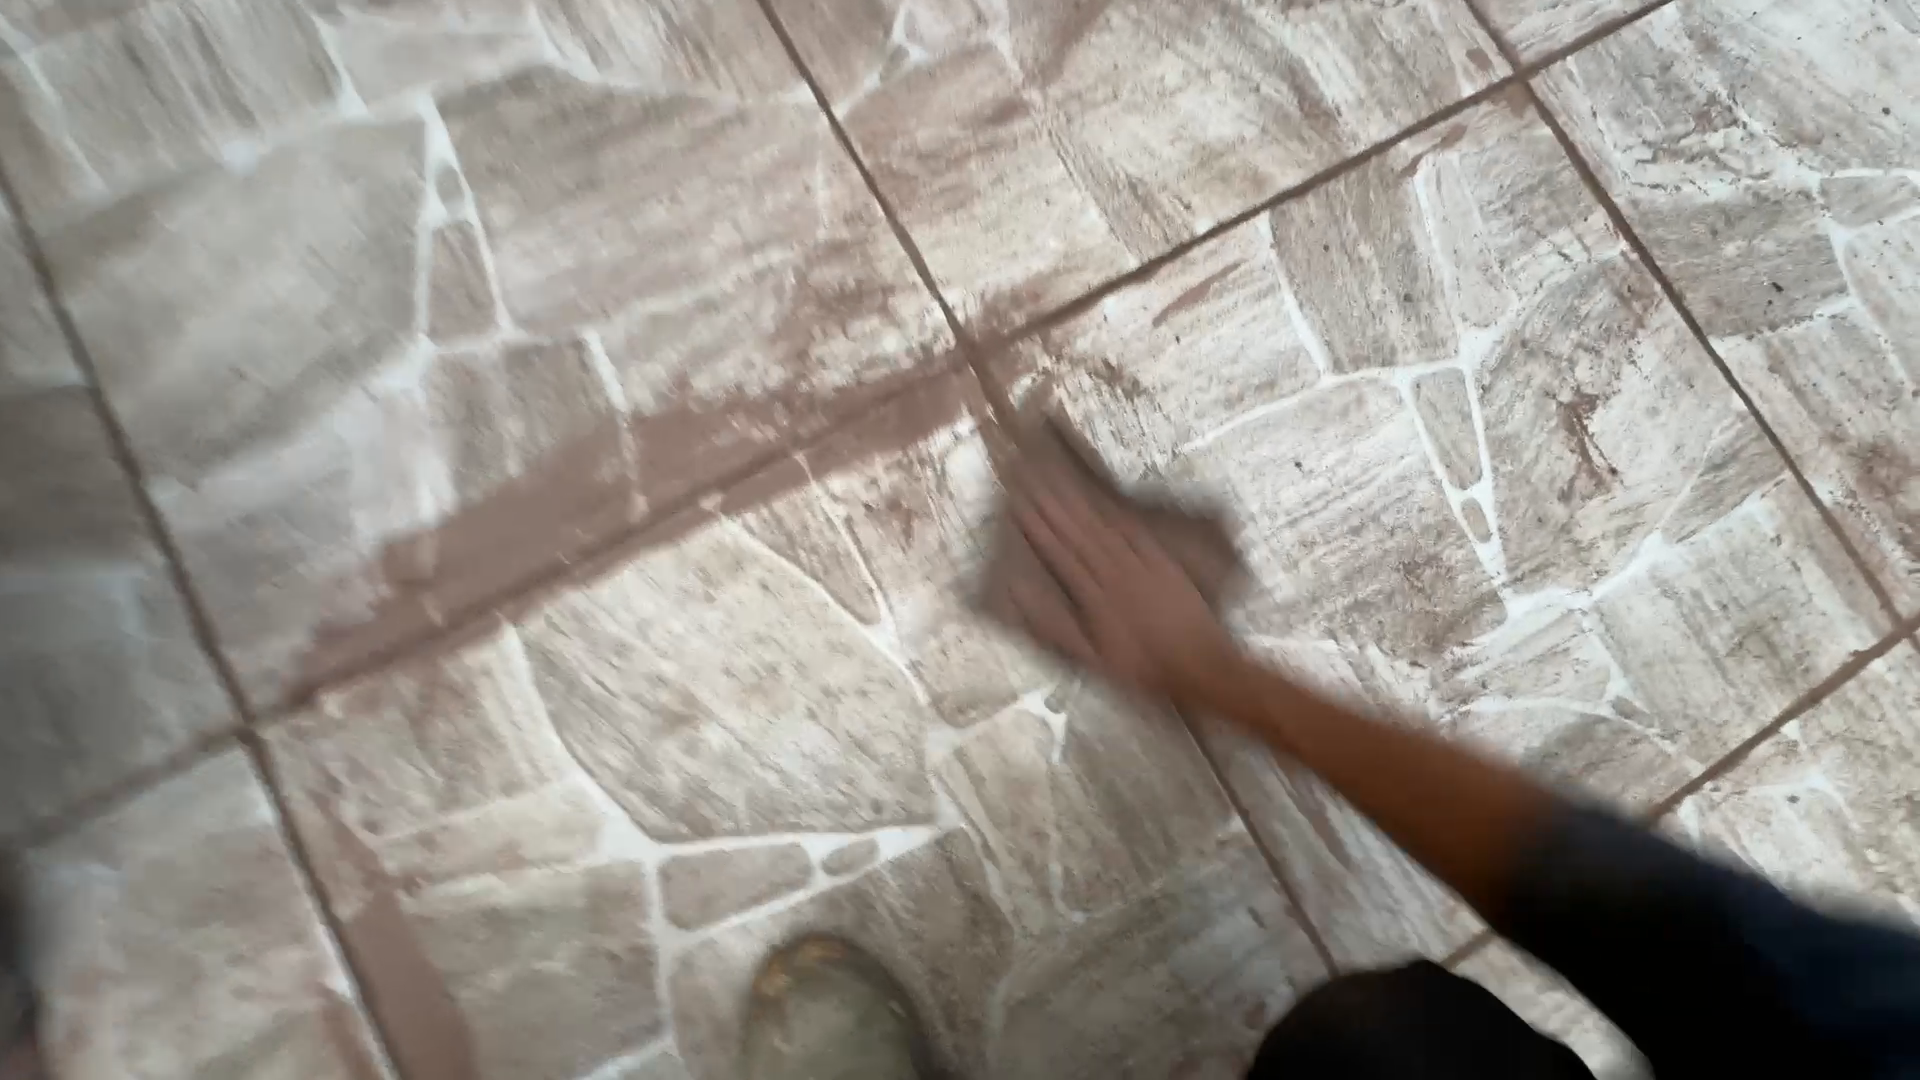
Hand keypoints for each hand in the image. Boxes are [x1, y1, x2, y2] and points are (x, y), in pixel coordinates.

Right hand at [1006, 465, 1240, 701]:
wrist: (1200, 667)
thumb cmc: (1143, 671)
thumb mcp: (1094, 660)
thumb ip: (1059, 629)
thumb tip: (1029, 601)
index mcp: (1094, 598)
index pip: (1059, 555)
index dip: (1039, 529)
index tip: (1020, 506)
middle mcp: (1114, 575)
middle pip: (1078, 535)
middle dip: (1054, 508)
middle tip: (1035, 482)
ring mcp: (1141, 567)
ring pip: (1104, 530)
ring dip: (1080, 506)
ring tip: (1061, 485)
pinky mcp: (1165, 565)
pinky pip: (1138, 536)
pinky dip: (1120, 518)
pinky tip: (1106, 504)